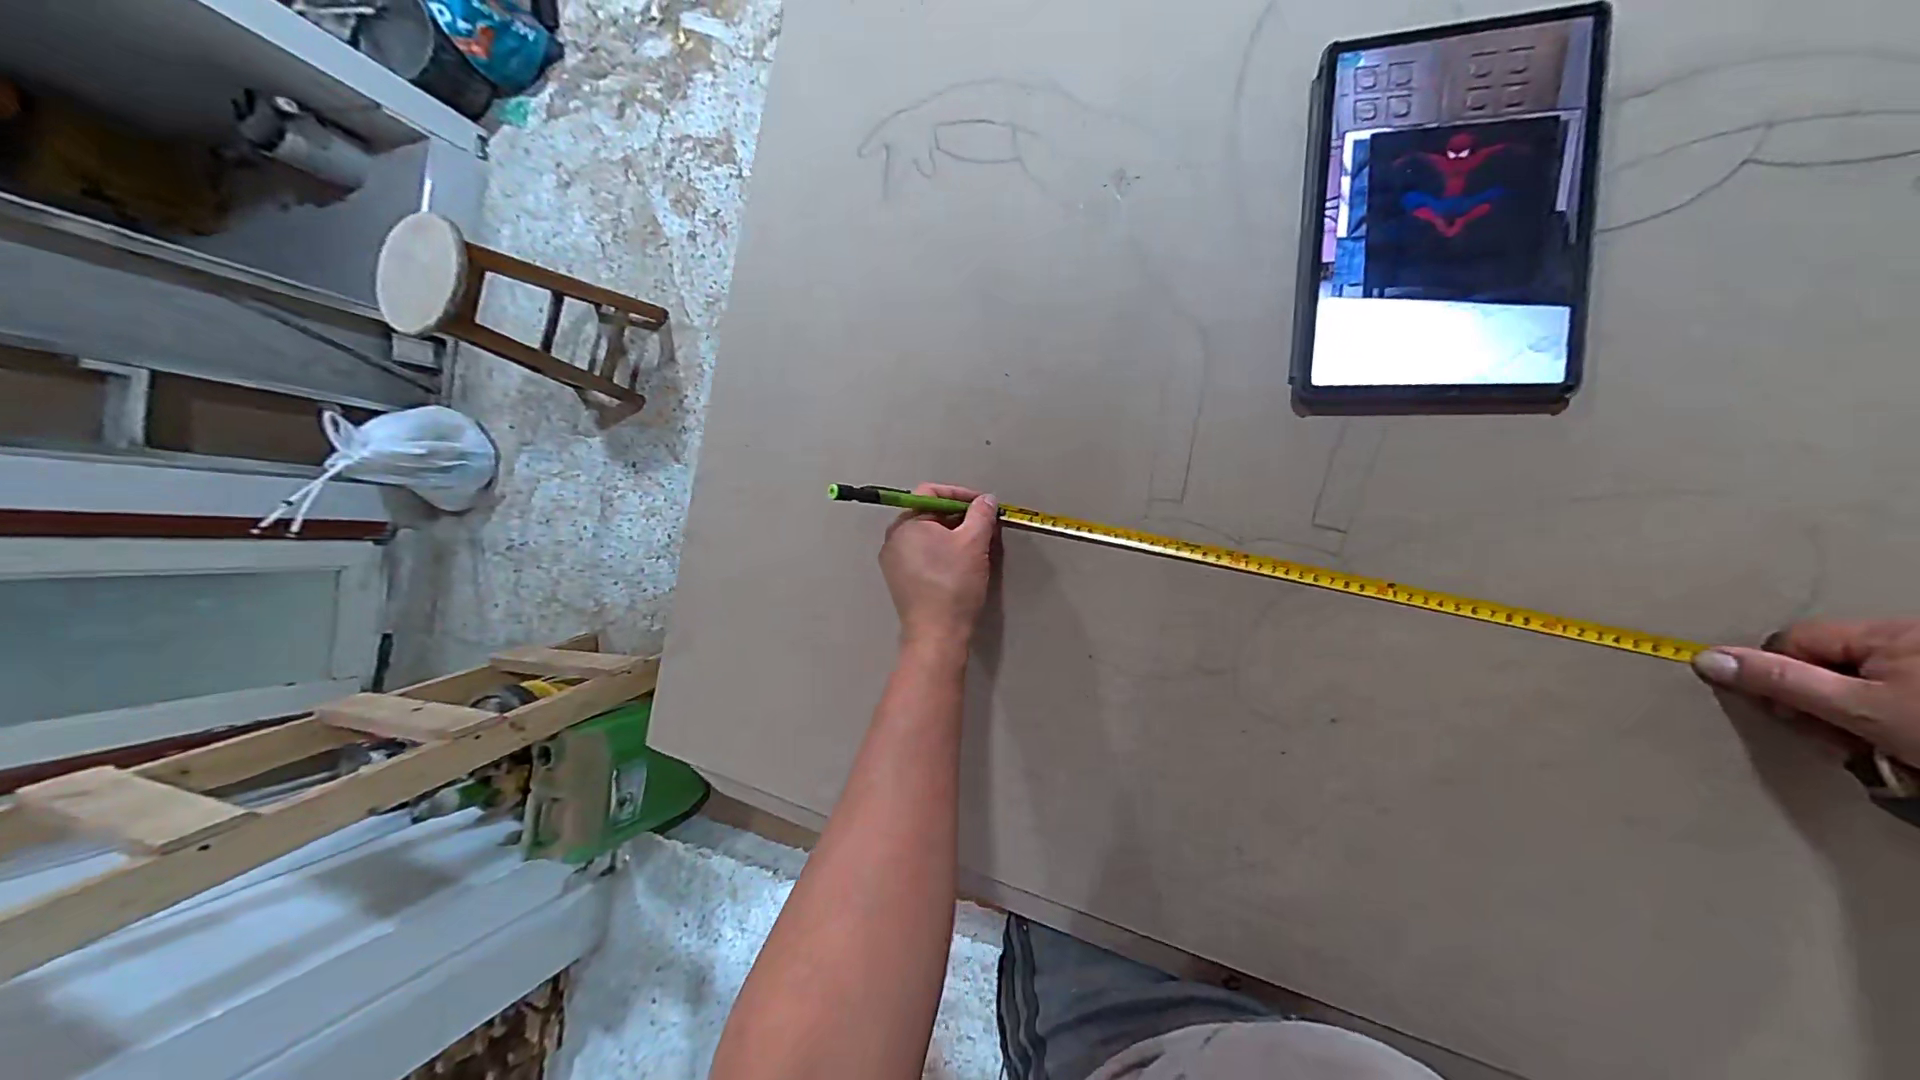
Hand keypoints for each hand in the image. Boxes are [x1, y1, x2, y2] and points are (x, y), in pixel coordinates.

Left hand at [878, 483, 997, 650]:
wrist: (937, 633)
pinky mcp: (901, 580)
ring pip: (927, 535)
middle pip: (929, 513)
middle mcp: (894, 538)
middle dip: (959, 516)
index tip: (983, 505)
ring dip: (952, 535)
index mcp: (905, 523)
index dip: (960, 494)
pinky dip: (942, 552)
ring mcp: (894, 561)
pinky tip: (961, 565)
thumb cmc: (953, 585)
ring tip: (976, 546)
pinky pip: (923, 555)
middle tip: (983, 525)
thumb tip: (986, 500)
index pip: (931, 492)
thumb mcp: (974, 543)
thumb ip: (981, 514)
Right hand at [1693, 620, 1919, 767]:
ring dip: (1851, 717)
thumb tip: (1707, 659)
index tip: (1788, 713)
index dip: (1775, 676)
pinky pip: (1895, 696)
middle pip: (1823, 663)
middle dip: (1817, 703)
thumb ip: (1780, 681)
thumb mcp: (1858, 710)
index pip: (1789, 642)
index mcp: (1883, 633)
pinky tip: (1902, 742)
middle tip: (1836, 737)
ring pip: (1858, 684)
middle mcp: (1910, 637)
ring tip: (1877, 746)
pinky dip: (1888, 721)